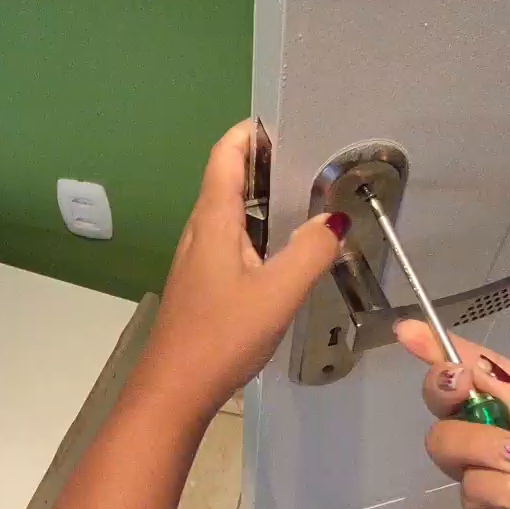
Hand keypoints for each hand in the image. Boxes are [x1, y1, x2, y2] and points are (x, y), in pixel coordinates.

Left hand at [131, 121, 345, 416]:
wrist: (175, 388)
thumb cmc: (222, 335)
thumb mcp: (278, 293)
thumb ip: (311, 251)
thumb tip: (334, 217)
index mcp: (214, 220)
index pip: (226, 154)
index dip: (251, 130)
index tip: (288, 120)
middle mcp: (201, 230)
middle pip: (228, 178)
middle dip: (266, 161)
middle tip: (313, 159)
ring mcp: (199, 257)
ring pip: (231, 212)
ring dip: (264, 198)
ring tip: (308, 197)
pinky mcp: (203, 281)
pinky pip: (232, 239)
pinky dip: (258, 229)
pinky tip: (284, 249)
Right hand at [395, 321, 509, 508]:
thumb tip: (478, 374)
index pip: (488, 373)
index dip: (446, 350)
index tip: (409, 332)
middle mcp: (509, 440)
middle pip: (451, 402)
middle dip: (447, 387)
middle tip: (459, 388)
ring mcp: (492, 480)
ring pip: (448, 440)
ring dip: (486, 444)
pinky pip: (471, 486)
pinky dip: (507, 491)